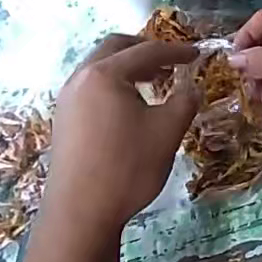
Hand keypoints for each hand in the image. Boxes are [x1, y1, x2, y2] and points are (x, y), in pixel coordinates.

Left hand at [44, 35, 199, 233]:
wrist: (81, 213)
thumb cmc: (127, 167)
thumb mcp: (167, 132)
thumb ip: (185, 102)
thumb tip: (192, 89)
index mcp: (105, 74)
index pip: (147, 50)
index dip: (176, 51)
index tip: (197, 54)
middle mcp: (80, 78)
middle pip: (115, 49)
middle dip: (146, 50)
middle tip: (171, 61)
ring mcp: (67, 99)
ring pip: (100, 68)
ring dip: (129, 68)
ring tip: (155, 82)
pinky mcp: (64, 120)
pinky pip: (92, 88)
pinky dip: (115, 85)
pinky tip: (131, 106)